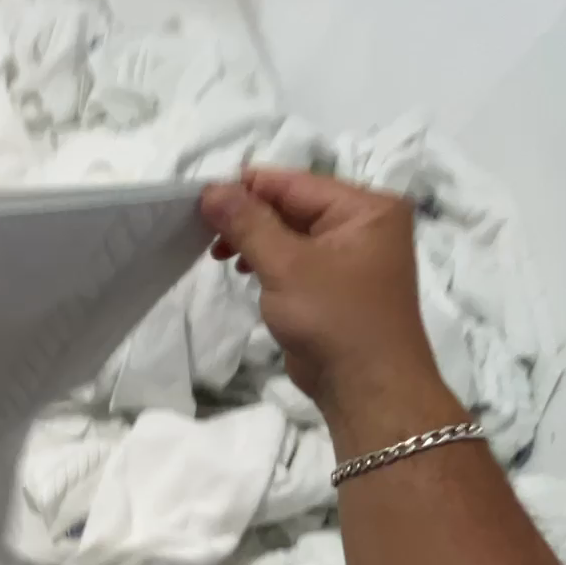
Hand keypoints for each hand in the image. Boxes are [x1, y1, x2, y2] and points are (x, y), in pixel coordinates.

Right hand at [201, 169, 450, 429]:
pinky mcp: (333, 283)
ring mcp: (350, 255)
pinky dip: (266, 259)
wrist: (364, 380)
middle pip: (294, 206)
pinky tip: (244, 269)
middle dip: (248, 216)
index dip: (247, 187)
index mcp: (365, 207)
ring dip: (253, 238)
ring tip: (219, 254)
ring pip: (291, 232)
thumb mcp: (286, 265)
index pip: (297, 183)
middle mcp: (363, 224)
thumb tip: (212, 190)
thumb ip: (249, 224)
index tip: (200, 198)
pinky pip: (294, 258)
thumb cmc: (333, 316)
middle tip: (203, 232)